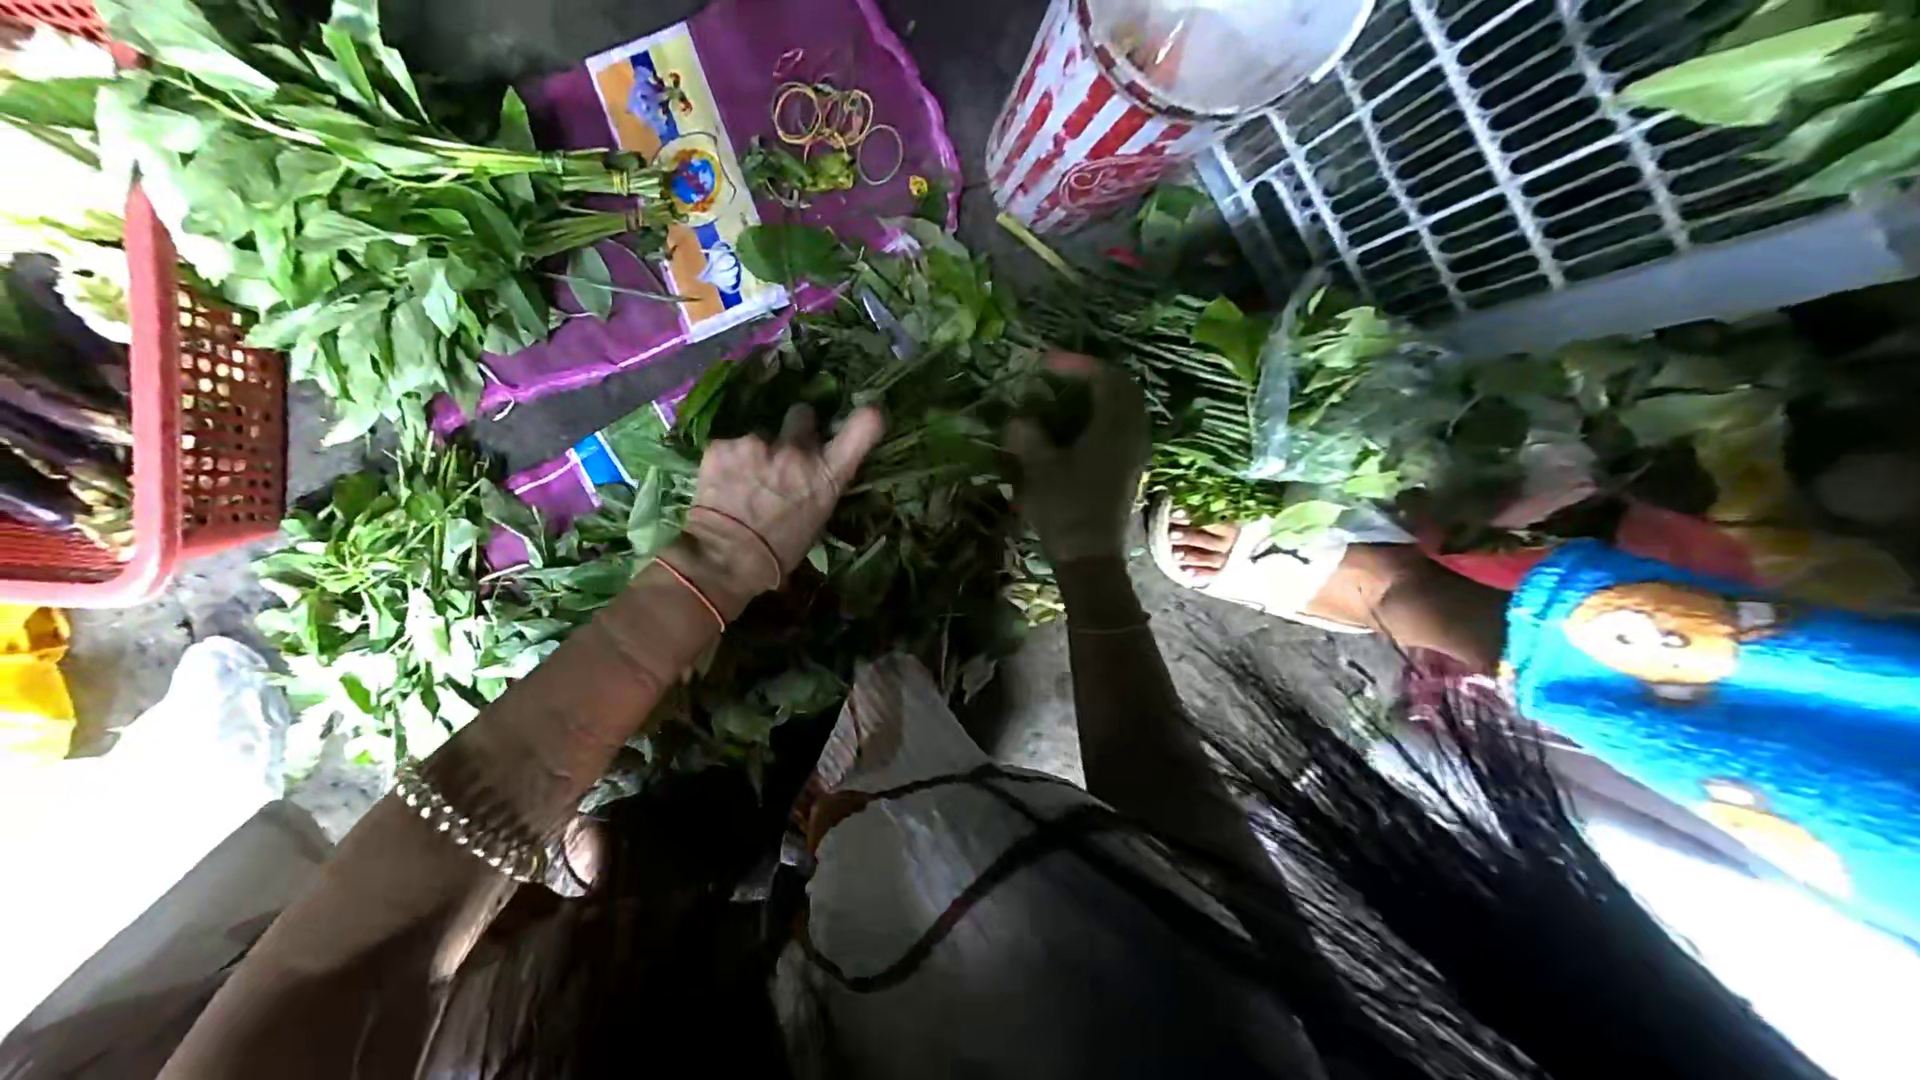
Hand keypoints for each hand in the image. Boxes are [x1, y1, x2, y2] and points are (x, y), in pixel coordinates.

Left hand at [687, 403, 884, 581]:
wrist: (726, 559)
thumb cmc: (779, 550)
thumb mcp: (816, 518)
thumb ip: (818, 484)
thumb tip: (812, 471)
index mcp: (827, 475)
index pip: (863, 428)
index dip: (867, 417)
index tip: (866, 414)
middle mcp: (798, 451)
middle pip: (802, 414)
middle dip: (796, 426)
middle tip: (785, 449)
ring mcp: (759, 445)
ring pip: (760, 434)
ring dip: (757, 450)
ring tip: (745, 480)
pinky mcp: (723, 445)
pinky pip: (729, 445)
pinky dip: (727, 461)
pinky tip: (722, 482)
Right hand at [1005, 353, 1147, 563]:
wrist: (1090, 556)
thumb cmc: (1066, 509)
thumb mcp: (1039, 469)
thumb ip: (1028, 436)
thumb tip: (1020, 421)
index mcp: (1115, 428)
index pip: (1105, 379)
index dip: (1076, 364)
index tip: (1046, 363)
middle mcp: (1133, 435)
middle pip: (1123, 389)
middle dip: (1093, 375)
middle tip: (1063, 374)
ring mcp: (1135, 454)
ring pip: (1125, 409)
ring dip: (1100, 396)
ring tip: (1068, 398)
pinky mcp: (1129, 470)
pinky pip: (1123, 428)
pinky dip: (1102, 417)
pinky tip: (1077, 428)